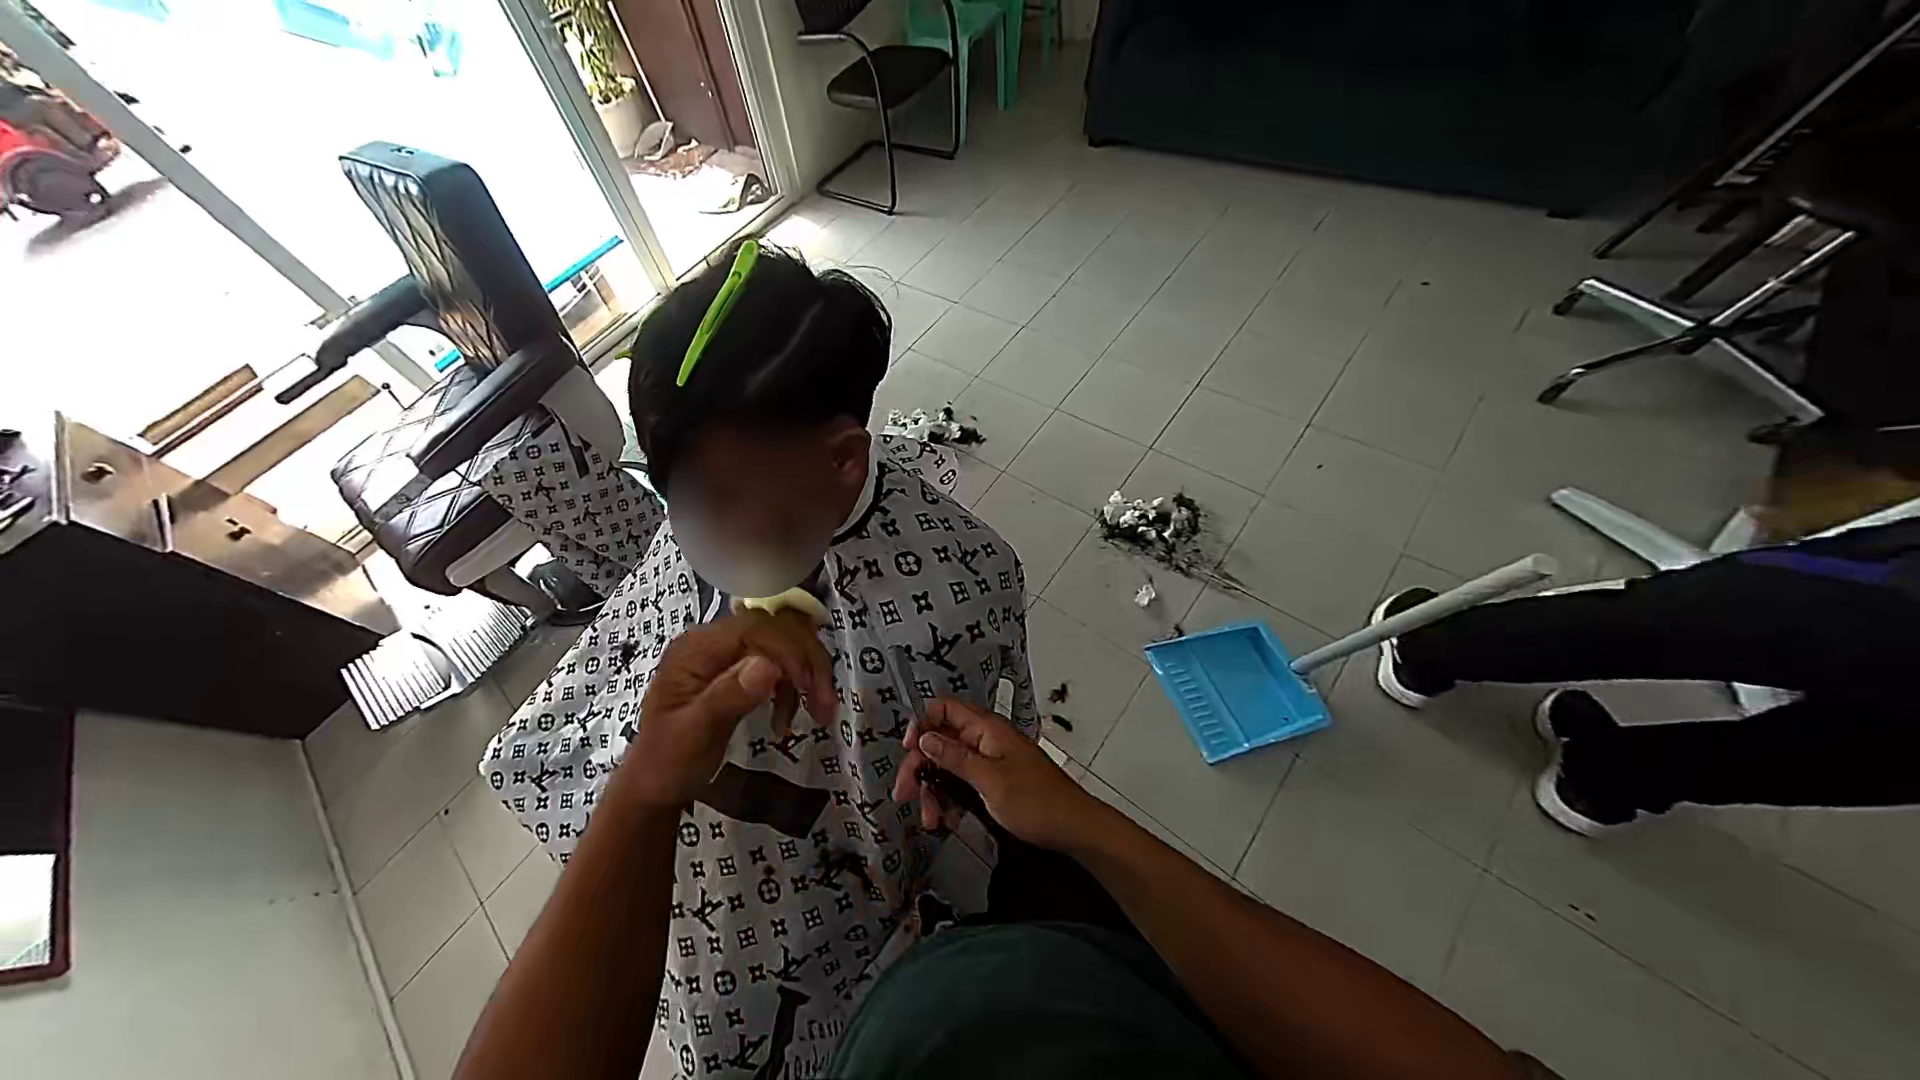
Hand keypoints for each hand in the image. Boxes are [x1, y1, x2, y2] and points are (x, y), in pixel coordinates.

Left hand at [615, 610, 834, 810]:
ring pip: (784, 644)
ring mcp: (726, 654)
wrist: (654, 787)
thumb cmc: (668, 763)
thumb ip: (727, 697)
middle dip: (807, 662)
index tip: (809, 688)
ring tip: (820, 712)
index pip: (756, 629)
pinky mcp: (738, 669)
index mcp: (696, 649)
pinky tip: (789, 717)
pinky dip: (794, 686)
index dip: (790, 652)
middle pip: (776, 630)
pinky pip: (779, 663)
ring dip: (808, 674)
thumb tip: (768, 666)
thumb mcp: (694, 735)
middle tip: (826, 703)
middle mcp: (713, 642)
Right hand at [890, 698, 1114, 851]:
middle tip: (906, 792)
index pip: (944, 709)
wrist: (1073, 828)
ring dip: (933, 790)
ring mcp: (989, 761)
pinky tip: (946, 819)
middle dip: (920, 766)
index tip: (909, 749)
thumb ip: (955, 758)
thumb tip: (925, 738)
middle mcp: (986, 740)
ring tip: (931, 817)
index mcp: (987, 729)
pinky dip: (949, 800)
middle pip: (940, 741)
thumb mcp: (990, 780)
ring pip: (947, 767)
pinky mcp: (992, 782)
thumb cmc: (1039, 803)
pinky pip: (960, 784)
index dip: (922, 724)